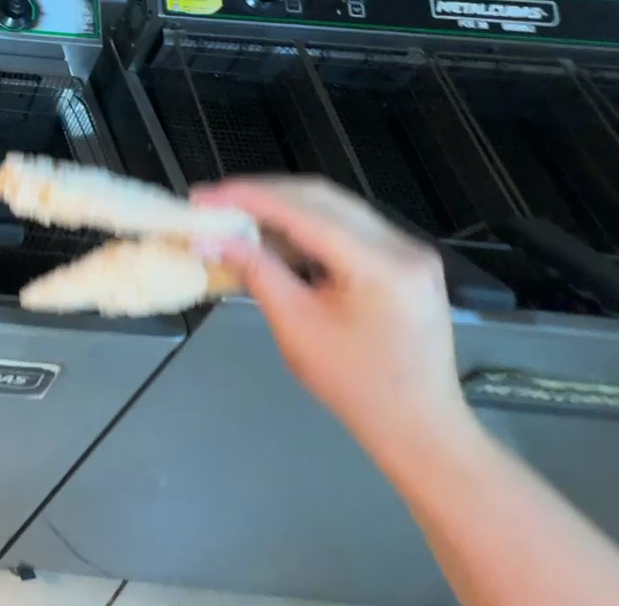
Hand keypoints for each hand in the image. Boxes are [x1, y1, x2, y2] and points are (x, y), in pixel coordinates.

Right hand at [191, 176, 472, 455]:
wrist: (418, 424)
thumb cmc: (354, 383)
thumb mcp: (294, 324)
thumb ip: (253, 270)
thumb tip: (205, 237)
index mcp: (381, 266)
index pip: (304, 212)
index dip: (247, 198)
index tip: (200, 197)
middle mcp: (402, 247)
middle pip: (320, 198)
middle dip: (260, 195)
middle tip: (211, 202)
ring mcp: (406, 251)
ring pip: (331, 206)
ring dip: (278, 206)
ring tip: (232, 216)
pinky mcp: (401, 260)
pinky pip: (344, 224)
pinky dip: (300, 224)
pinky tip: (270, 235)